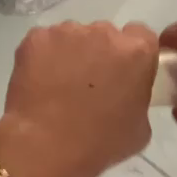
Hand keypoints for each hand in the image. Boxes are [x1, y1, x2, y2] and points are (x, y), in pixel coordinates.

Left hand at [0, 22, 158, 176]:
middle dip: (100, 53)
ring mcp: (66, 32)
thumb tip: (126, 91)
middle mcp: (102, 32)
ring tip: (59, 84)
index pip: (141, 35)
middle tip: (89, 83)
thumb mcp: (141, 126)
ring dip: (71, 53)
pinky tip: (39, 81)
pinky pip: (45, 42)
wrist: (45, 145)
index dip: (132, 53)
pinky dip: (43, 56)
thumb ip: (138, 95)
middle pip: (105, 34)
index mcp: (135, 51)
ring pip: (73, 36)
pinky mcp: (35, 37)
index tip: (124, 71)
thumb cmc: (100, 143)